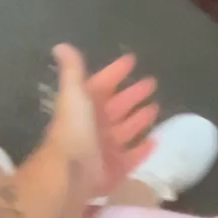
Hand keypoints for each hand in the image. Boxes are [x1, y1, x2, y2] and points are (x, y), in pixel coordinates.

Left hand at [36, 45, 158, 201]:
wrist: (70, 173)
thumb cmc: (74, 128)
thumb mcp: (74, 93)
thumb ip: (72, 70)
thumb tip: (61, 45)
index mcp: (85, 105)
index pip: (103, 84)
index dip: (116, 72)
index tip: (132, 60)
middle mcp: (95, 125)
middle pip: (118, 106)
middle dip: (133, 94)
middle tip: (151, 82)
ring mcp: (105, 148)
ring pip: (126, 130)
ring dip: (139, 119)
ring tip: (156, 107)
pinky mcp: (115, 170)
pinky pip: (133, 157)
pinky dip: (143, 150)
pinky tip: (156, 141)